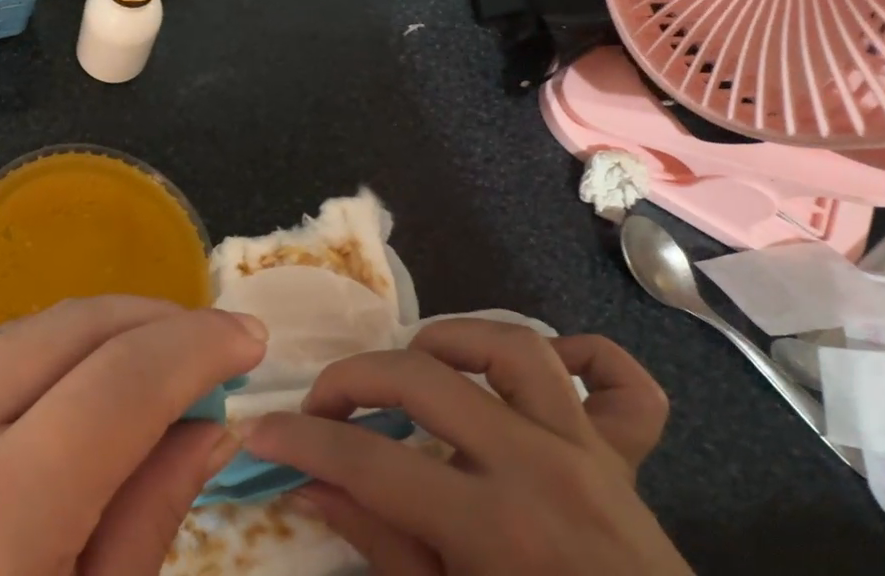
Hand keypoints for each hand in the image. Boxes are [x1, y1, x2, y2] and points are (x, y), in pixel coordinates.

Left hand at [0, 296, 268, 575]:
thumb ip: (147, 514)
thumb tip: (208, 424)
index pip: (122, 378)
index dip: (198, 346)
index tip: (250, 339)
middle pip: (75, 326)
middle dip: (157, 321)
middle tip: (216, 345)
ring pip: (32, 328)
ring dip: (103, 332)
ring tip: (157, 365)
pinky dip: (49, 351)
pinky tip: (79, 384)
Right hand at [243, 317, 687, 575]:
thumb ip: (378, 544)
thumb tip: (306, 485)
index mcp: (498, 529)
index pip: (369, 461)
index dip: (300, 440)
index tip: (257, 432)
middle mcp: (543, 470)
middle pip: (422, 380)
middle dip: (350, 379)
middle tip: (321, 409)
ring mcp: (592, 455)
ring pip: (516, 348)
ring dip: (450, 341)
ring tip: (413, 369)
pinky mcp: (627, 458)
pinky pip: (623, 384)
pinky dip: (582, 360)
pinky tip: (531, 376)